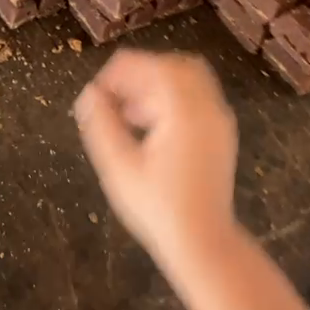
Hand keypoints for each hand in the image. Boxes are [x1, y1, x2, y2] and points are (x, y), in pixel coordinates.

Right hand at [74, 50, 241, 280]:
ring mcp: (219, 122)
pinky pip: (197, 100)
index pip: (154, 67)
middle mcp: (208, 109)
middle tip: (114, 93)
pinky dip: (171, 100)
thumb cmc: (156, 206)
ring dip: (156, 86)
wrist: (202, 242)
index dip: (122, 71)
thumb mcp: (118, 165)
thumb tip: (89, 94)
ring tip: (127, 112)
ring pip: (189, 82)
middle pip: (176, 67)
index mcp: (184, 112)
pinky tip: (148, 126)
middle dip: (142, 72)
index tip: (98, 89)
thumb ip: (101, 123)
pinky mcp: (220, 137)